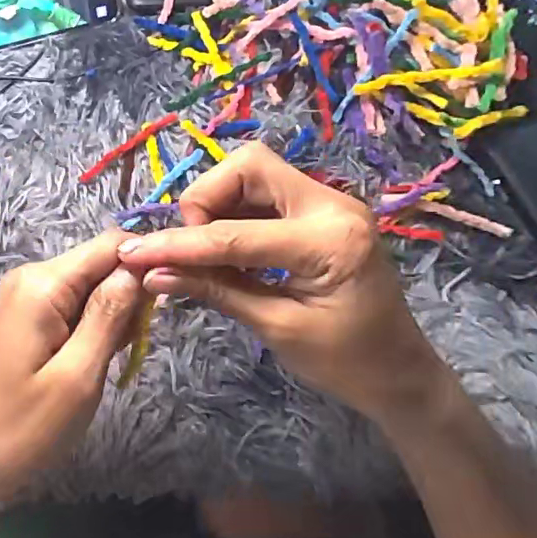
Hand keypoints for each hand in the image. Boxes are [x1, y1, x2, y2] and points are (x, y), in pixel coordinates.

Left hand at [0, 231, 145, 518]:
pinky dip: (94, 328)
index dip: (146, 265)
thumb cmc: (24, 429)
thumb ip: (110, 314)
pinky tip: (93, 361)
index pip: (111, 244)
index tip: (167, 304)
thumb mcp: (78, 376)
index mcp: (42, 283)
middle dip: (129, 297)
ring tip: (111, 360)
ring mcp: (26, 296)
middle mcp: (32, 277)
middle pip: (102, 263)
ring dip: (114, 317)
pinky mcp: (28, 317)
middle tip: (132, 347)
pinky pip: (74, 306)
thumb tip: (140, 265)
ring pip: (92, 286)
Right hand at [115, 143, 449, 424]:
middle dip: (204, 198)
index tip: (134, 253)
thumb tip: (153, 274)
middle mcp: (332, 204)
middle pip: (248, 165)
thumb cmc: (346, 363)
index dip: (179, 244)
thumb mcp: (276, 329)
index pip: (235, 233)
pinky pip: (266, 192)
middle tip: (189, 245)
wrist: (402, 372)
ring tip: (202, 248)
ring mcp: (329, 201)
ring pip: (254, 171)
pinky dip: (234, 210)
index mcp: (329, 241)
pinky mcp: (322, 209)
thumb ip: (214, 291)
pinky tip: (224, 245)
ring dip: (217, 202)